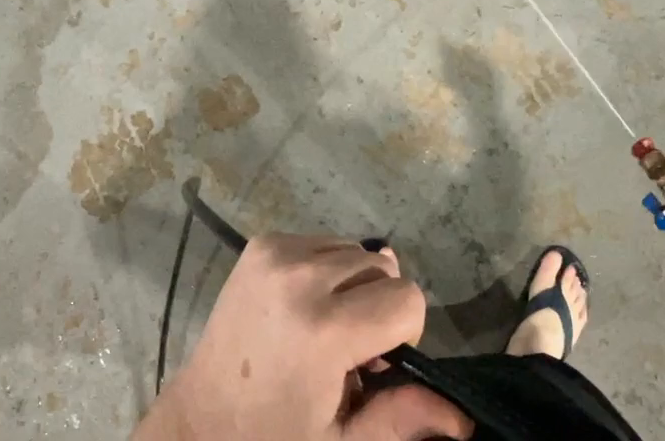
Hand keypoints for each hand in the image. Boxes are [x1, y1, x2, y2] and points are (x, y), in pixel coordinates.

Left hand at [136, 234, 472, 440]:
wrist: (200, 420)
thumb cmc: (275, 437)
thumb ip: (401, 419)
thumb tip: (463, 417)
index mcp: (322, 329)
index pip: (408, 297)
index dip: (404, 333)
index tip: (377, 362)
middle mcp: (300, 277)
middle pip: (383, 267)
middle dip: (379, 306)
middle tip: (348, 351)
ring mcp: (276, 253)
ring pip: (355, 250)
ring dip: (353, 284)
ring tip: (323, 327)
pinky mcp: (261, 243)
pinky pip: (323, 242)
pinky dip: (326, 269)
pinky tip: (303, 305)